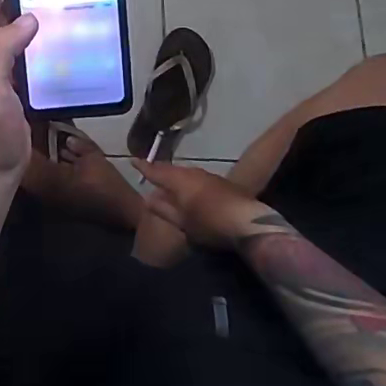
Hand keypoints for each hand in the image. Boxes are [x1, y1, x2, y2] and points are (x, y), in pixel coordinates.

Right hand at [131, 160, 275, 247]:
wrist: (252, 225)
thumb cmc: (210, 224)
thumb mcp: (182, 222)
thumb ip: (163, 209)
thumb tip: (148, 198)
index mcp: (178, 179)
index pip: (155, 170)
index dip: (143, 166)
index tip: (132, 160)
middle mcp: (193, 173)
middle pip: (172, 170)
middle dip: (162, 171)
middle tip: (153, 175)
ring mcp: (212, 177)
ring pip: (188, 173)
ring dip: (179, 177)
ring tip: (173, 185)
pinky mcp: (227, 184)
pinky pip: (202, 179)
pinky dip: (194, 183)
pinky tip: (195, 192)